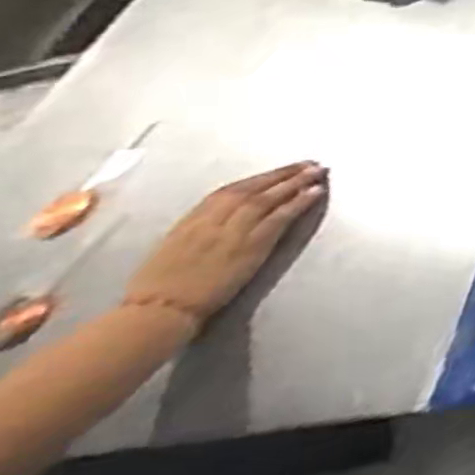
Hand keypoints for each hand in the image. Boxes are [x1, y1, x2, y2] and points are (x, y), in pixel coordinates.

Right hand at [125, 162, 327, 321]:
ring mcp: (232, 231)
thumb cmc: (156, 288)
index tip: (280, 170)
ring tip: (318, 171)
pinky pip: (279, 217)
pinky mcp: (250, 245)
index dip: (259, 178)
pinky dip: (299, 202)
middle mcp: (212, 220)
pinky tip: (316, 193)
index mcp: (190, 220)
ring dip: (296, 182)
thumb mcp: (171, 248)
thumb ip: (196, 229)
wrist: (157, 311)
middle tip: (309, 163)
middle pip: (253, 189)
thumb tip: (218, 218)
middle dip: (283, 173)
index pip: (230, 191)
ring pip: (269, 198)